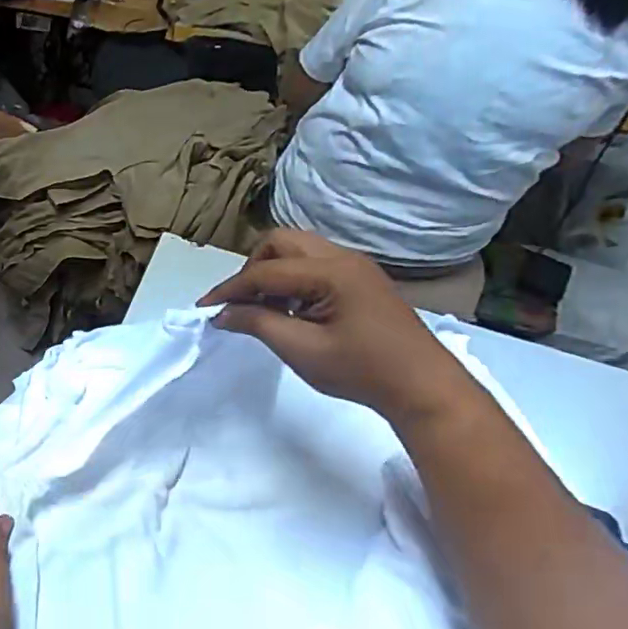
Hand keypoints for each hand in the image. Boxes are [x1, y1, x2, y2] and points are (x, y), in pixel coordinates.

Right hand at [199, 230, 485, 427]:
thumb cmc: (362, 371)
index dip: (230, 289)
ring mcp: (356, 266)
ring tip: (265, 311)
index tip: (204, 308)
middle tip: (241, 305)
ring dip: (274, 273)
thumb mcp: (304, 350)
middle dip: (253, 269)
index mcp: (330, 271)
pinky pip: (317, 265)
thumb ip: (259, 325)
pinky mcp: (363, 279)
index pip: (265, 271)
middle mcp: (343, 257)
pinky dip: (295, 280)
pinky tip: (294, 312)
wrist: (423, 385)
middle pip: (281, 243)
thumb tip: (224, 314)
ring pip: (300, 251)